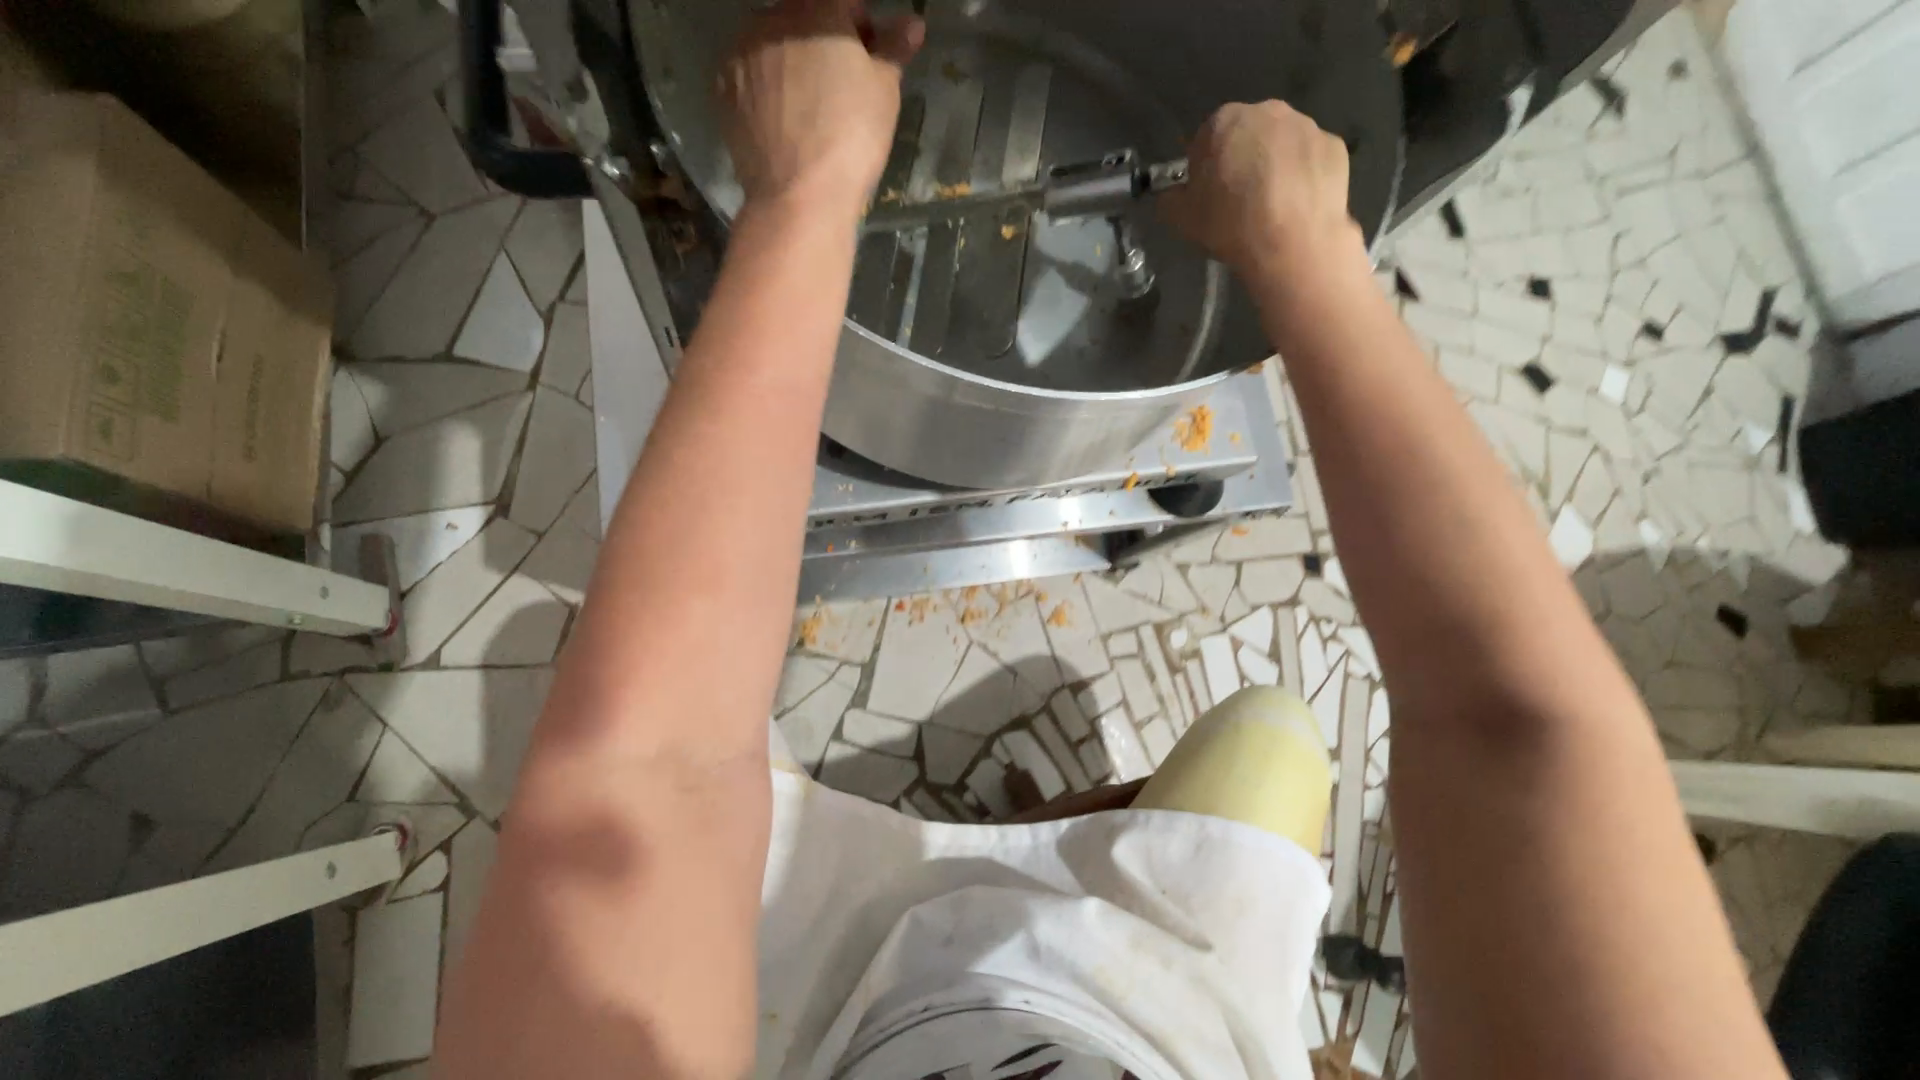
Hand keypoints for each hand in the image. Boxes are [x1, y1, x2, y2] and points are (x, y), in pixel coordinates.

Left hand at [718, 0, 923, 217]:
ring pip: (773, 42)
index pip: (845, 1)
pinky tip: (784, 117)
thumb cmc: (852, 136)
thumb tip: (910, 23)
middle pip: (803, 15)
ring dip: (792, 58)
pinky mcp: (723, 89)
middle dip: (823, 37)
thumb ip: (894, 48)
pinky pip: (751, 73)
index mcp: (818, 9)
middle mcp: (772, 19)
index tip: (870, 54)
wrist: (799, 194)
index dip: (861, 26)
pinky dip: (767, 85)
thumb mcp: (885, 90)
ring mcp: (741, 53)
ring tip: (809, 101)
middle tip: (841, 79)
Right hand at [1161, 101, 1363, 278]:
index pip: (1207, 137)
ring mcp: (1306, 126)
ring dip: (1275, 164)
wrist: (1292, 244)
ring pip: (1282, 143)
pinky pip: (1311, 159)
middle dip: (1243, 158)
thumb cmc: (1229, 224)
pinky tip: (1297, 206)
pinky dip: (1304, 176)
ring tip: (1272, 205)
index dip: (1205, 165)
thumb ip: (1171, 197)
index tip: (1208, 192)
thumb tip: (1174, 193)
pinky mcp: (1335, 147)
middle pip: (1248, 133)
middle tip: (1240, 198)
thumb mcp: (1180, 217)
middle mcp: (1268, 111)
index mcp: (1225, 121)